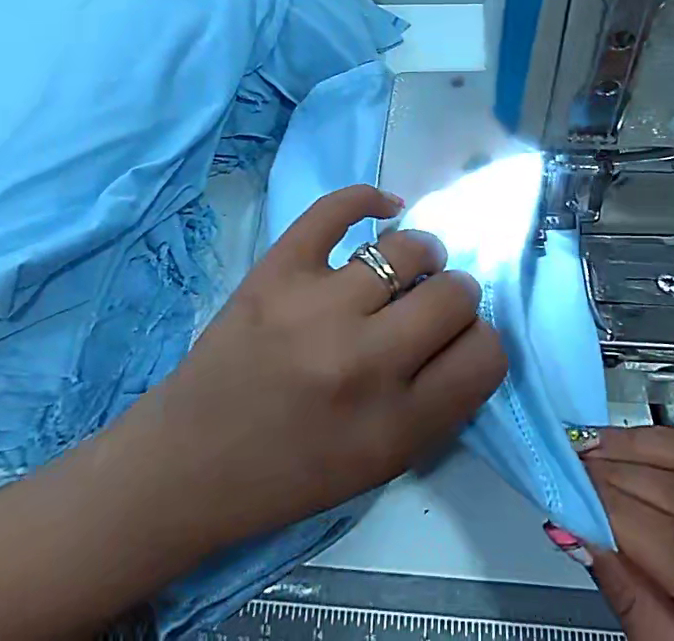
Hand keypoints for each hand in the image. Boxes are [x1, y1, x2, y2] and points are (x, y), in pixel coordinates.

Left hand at [123, 184, 506, 548]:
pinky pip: (336, 210)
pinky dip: (368, 199)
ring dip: (422, 255)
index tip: (458, 343)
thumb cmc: (290, 474)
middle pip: (456, 296)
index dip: (481, 343)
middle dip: (456, 298)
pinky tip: (385, 207)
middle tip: (428, 306)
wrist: (187, 464)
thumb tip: (468, 330)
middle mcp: (364, 362)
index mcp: (395, 425)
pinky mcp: (277, 271)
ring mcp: (317, 308)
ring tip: (407, 267)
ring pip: (410, 249)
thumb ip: (438, 404)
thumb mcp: (381, 465)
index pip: (486, 356)